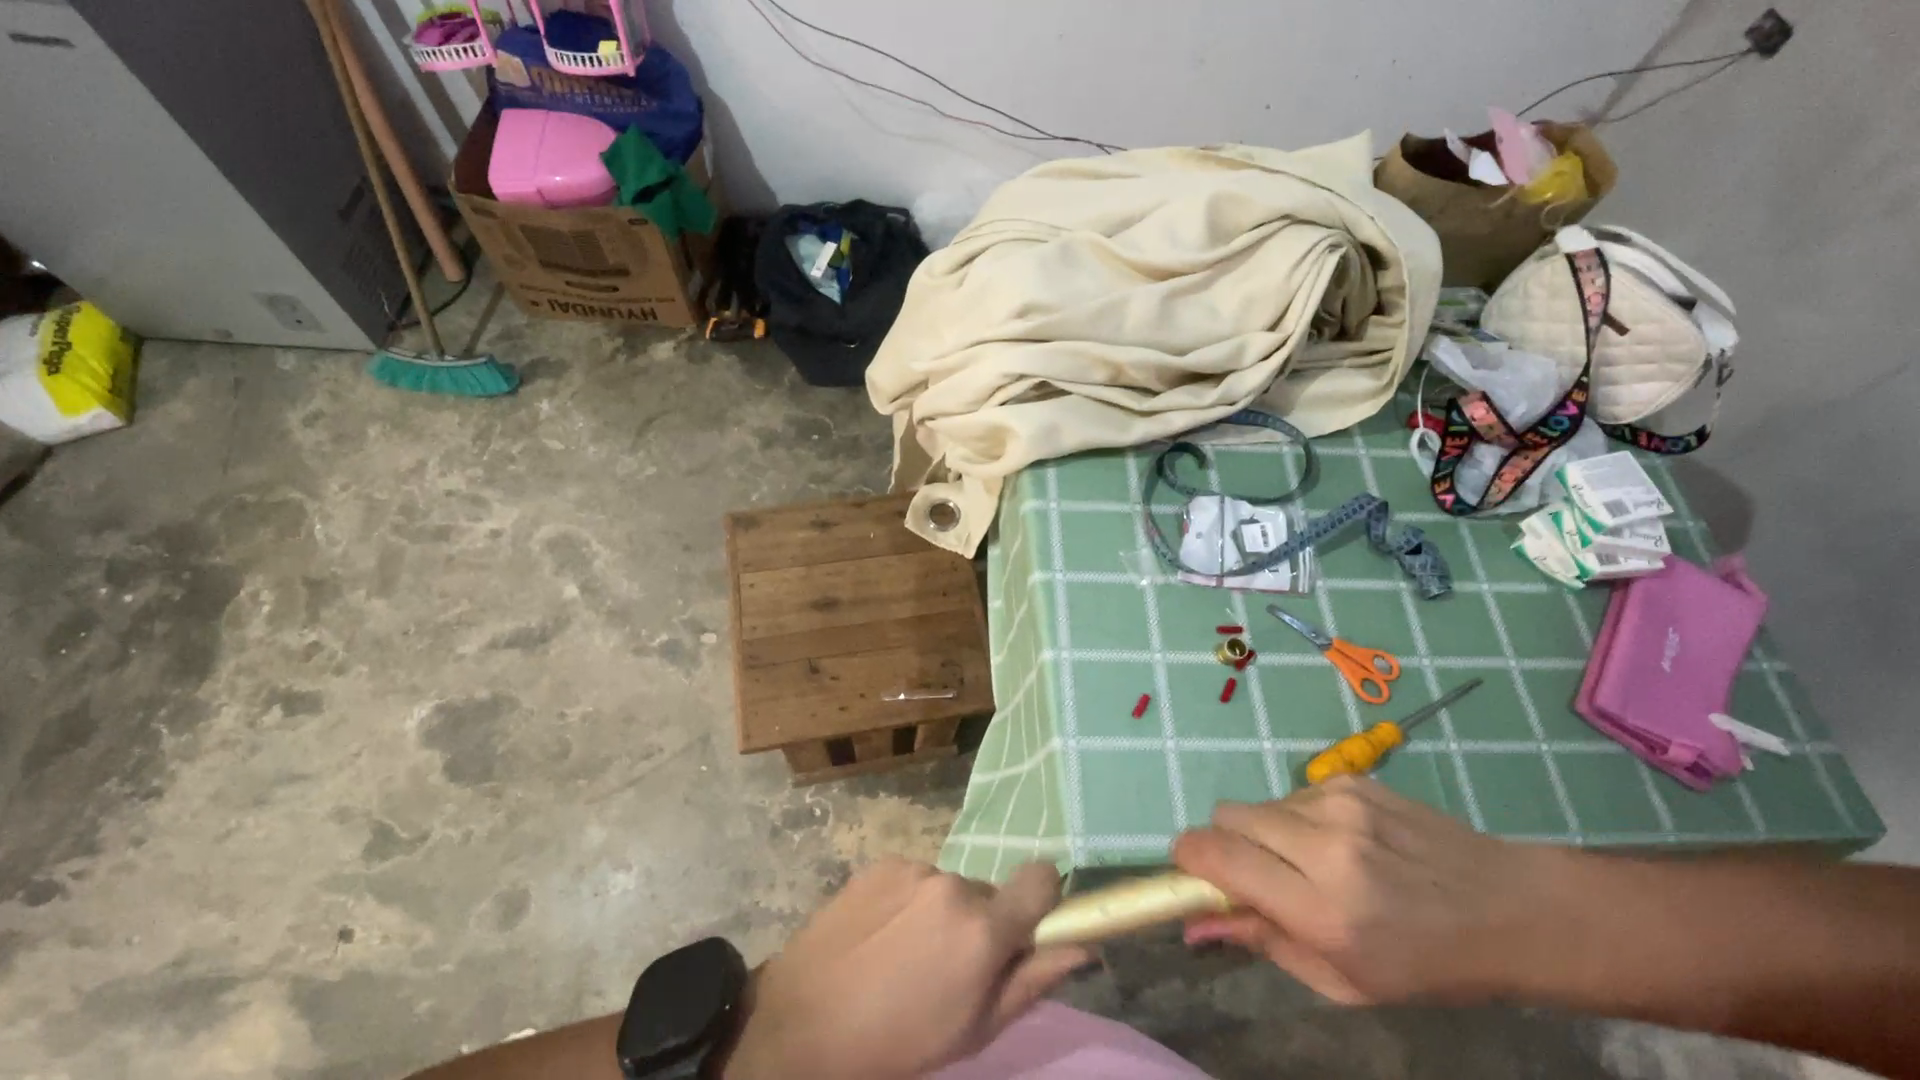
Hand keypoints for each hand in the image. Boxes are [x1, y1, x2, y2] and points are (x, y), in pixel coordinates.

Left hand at [723, 859, 1092, 1079]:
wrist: (801, 1023)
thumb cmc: (897, 1042)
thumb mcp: (974, 1029)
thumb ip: (1031, 982)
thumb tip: (1081, 947)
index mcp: (983, 928)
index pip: (1044, 878)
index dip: (1044, 899)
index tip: (1027, 928)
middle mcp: (953, 884)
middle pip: (991, 893)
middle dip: (983, 923)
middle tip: (949, 966)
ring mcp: (914, 868)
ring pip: (951, 887)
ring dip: (942, 914)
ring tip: (905, 955)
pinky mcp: (881, 863)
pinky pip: (915, 879)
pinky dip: (909, 902)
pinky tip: (881, 938)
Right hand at [1171, 775, 1568, 1004]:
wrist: (1511, 909)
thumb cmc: (1425, 964)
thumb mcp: (1341, 981)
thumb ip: (1262, 943)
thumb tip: (1194, 924)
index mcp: (1322, 908)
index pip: (1218, 857)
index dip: (1188, 861)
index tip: (1189, 873)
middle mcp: (1326, 846)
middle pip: (1227, 817)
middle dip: (1224, 844)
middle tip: (1252, 875)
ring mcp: (1342, 804)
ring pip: (1258, 804)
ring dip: (1264, 833)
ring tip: (1308, 863)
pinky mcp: (1355, 781)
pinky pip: (1294, 794)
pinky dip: (1296, 819)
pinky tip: (1338, 844)